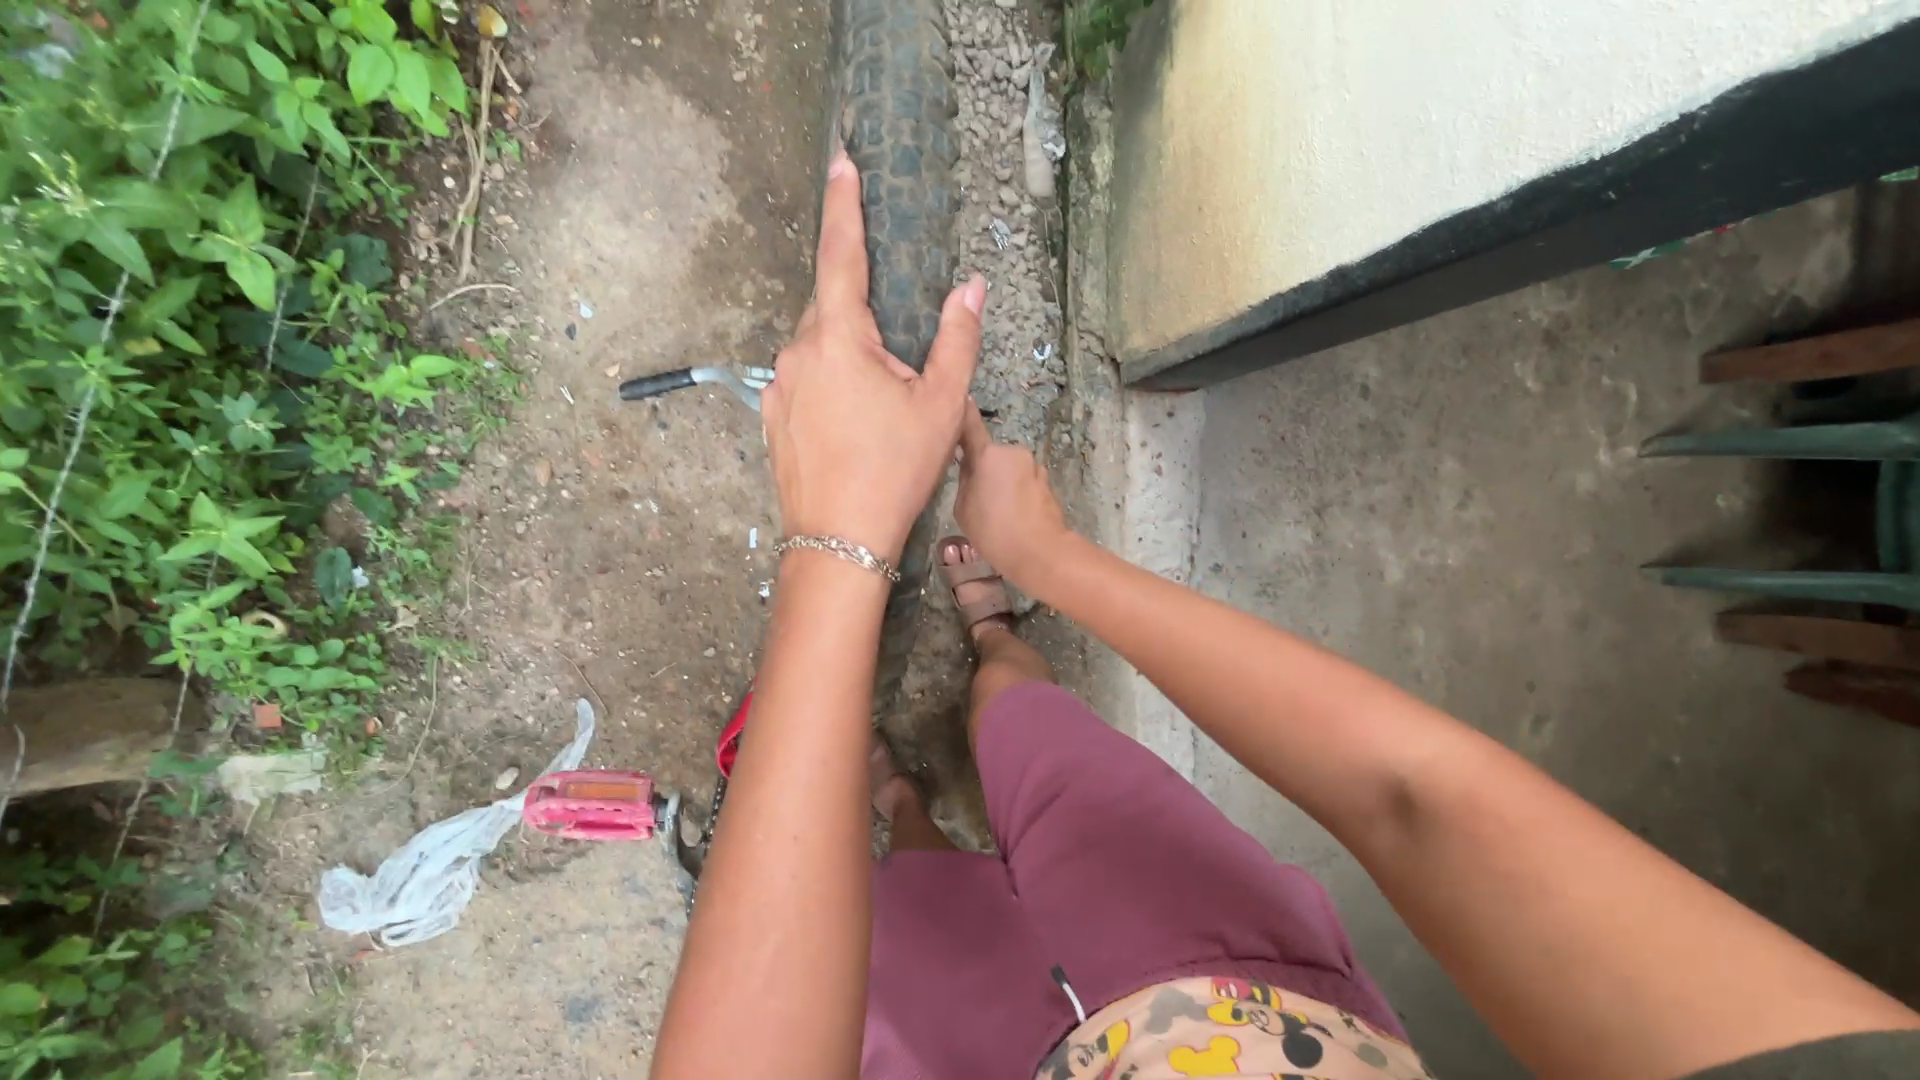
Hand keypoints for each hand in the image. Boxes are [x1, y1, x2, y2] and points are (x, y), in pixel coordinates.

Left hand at [761, 147, 985, 561]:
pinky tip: (852, 425)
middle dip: (864, 316)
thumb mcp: (941, 406)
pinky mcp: (772, 418)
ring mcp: (778, 388)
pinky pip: (804, 380)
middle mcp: (797, 353)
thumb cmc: (894, 472)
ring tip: (879, 409)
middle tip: (898, 367)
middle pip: (831, 307)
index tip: (842, 160)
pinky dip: (830, 385)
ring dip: (850, 359)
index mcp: (838, 339)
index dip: (844, 204)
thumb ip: (957, 339)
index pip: (841, 254)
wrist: (839, 542)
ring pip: (817, 347)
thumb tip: (970, 289)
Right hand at [955, 402, 1072, 588]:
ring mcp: (1033, 465)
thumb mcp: (963, 508)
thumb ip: (965, 481)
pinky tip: (1015, 515)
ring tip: (999, 513)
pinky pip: (1023, 480)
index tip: (957, 400)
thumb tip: (970, 468)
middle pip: (990, 455)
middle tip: (978, 499)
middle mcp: (1012, 452)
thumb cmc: (993, 531)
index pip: (970, 426)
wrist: (1039, 551)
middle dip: (984, 469)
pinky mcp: (1046, 481)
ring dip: (1003, 482)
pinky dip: (1017, 491)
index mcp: (988, 455)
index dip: (962, 413)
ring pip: (1009, 469)